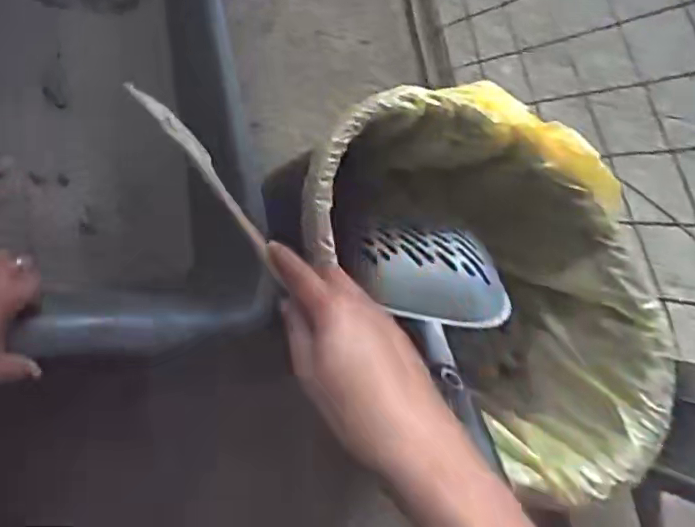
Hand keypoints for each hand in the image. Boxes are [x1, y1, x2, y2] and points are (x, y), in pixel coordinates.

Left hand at [0, 251, 43, 383]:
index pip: (35, 281)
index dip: (36, 297)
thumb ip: (18, 367)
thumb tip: (36, 371)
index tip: (29, 314)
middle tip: (18, 300)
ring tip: (2, 291)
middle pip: (23, 262)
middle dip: (25, 278)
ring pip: (4, 256)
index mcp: (8, 293)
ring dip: (9, 269)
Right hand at [268, 241, 517, 520]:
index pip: (301, 271)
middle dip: (311, 273)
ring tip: (319, 319)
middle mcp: (361, 304)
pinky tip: (349, 342)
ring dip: (332, 293)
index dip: (283, 258)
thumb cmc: (356, 412)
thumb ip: (296, 331)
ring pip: (352, 290)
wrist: (423, 446)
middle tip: (294, 290)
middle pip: (331, 272)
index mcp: (333, 308)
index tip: (271, 247)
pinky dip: (352, 312)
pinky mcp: (402, 338)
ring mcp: (385, 319)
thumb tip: (290, 306)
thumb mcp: (310, 374)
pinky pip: (368, 310)